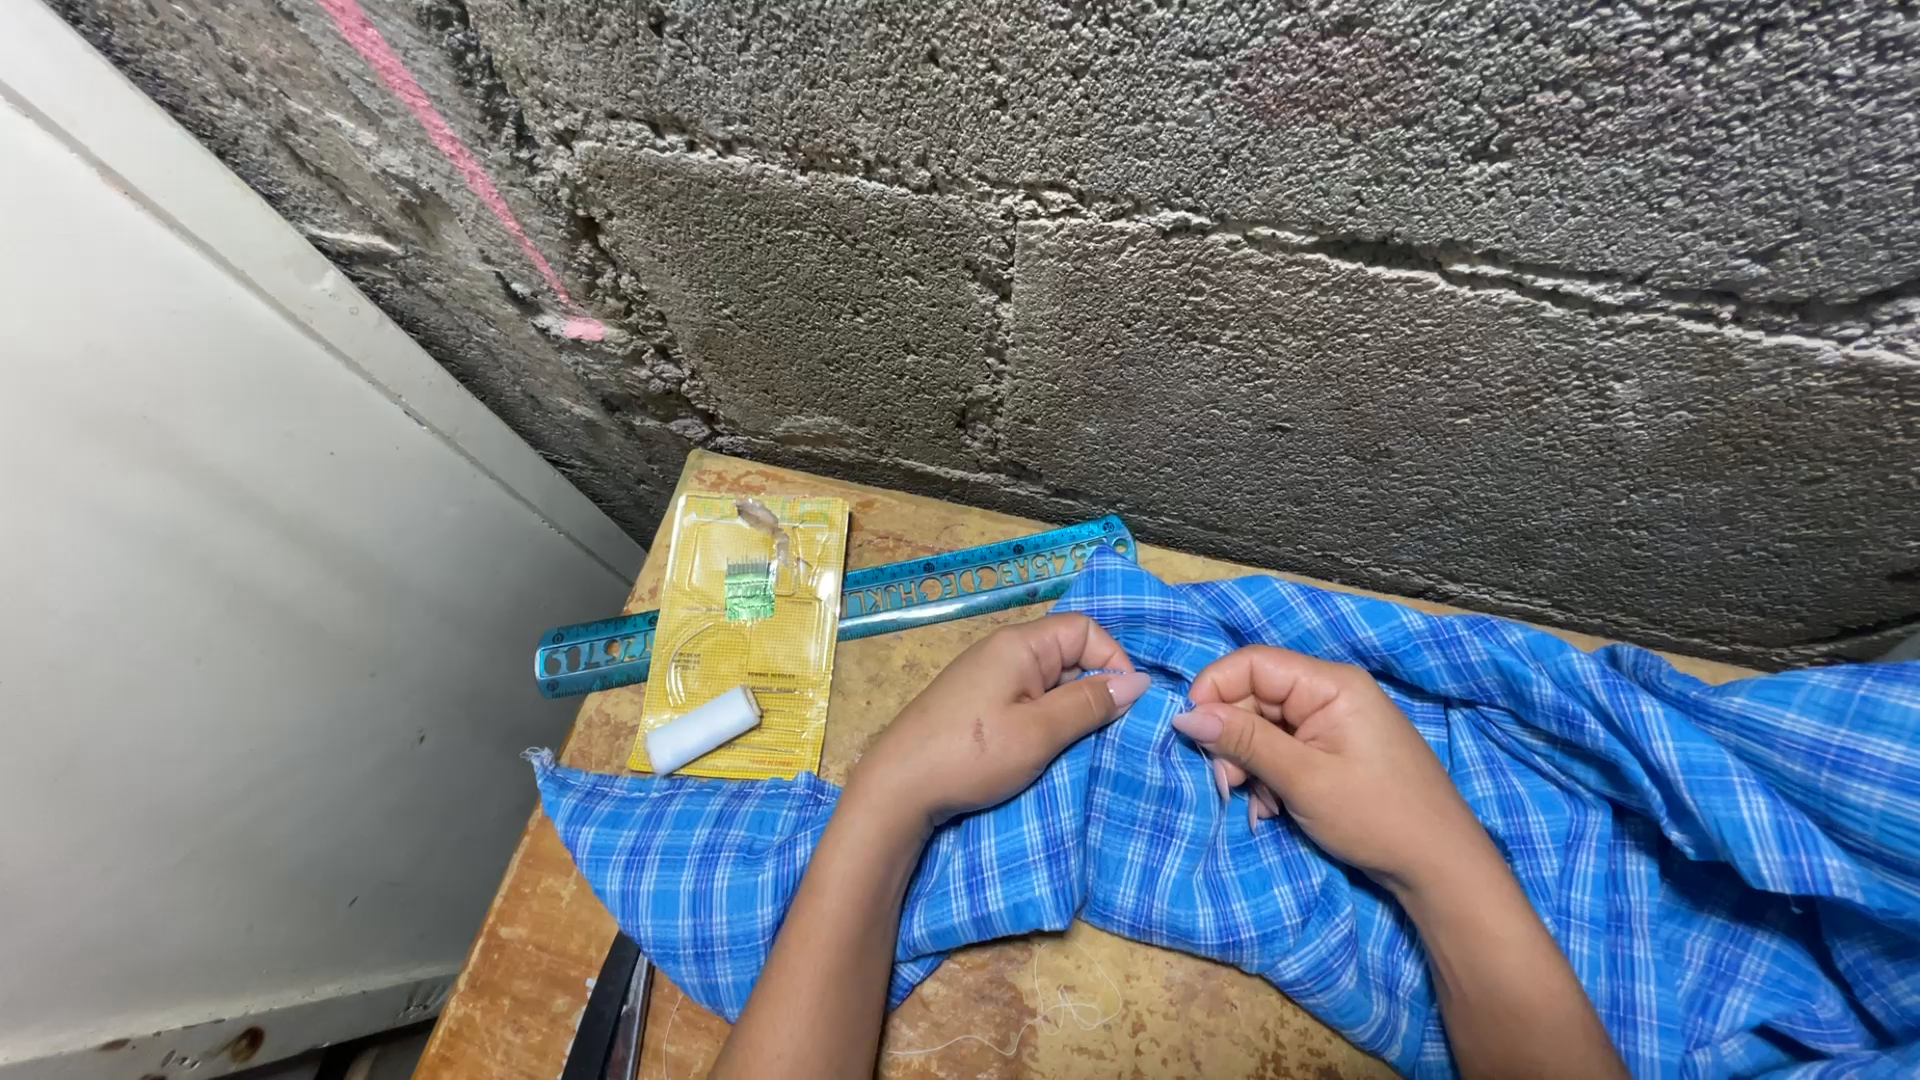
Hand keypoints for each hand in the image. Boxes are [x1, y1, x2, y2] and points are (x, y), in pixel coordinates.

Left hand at [847, 614, 1150, 831]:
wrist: (898, 787)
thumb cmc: (971, 754)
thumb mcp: (1039, 731)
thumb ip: (1089, 703)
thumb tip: (1138, 681)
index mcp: (1019, 644)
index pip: (1085, 629)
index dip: (1113, 660)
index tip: (1124, 706)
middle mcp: (1004, 650)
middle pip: (1068, 653)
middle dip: (1094, 689)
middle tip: (1104, 734)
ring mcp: (988, 677)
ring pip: (1050, 681)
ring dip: (1070, 710)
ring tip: (1077, 747)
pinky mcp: (978, 703)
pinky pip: (1027, 699)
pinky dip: (1045, 720)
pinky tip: (1046, 750)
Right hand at [1174, 646, 1485, 893]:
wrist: (1443, 874)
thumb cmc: (1377, 816)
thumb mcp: (1303, 778)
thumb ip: (1243, 741)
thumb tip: (1184, 716)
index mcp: (1330, 684)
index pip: (1252, 663)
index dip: (1214, 689)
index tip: (1192, 730)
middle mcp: (1328, 693)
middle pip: (1253, 696)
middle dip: (1230, 737)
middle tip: (1224, 782)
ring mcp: (1330, 722)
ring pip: (1261, 725)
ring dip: (1245, 762)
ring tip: (1251, 801)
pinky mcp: (1329, 749)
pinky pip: (1279, 747)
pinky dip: (1264, 775)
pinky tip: (1270, 806)